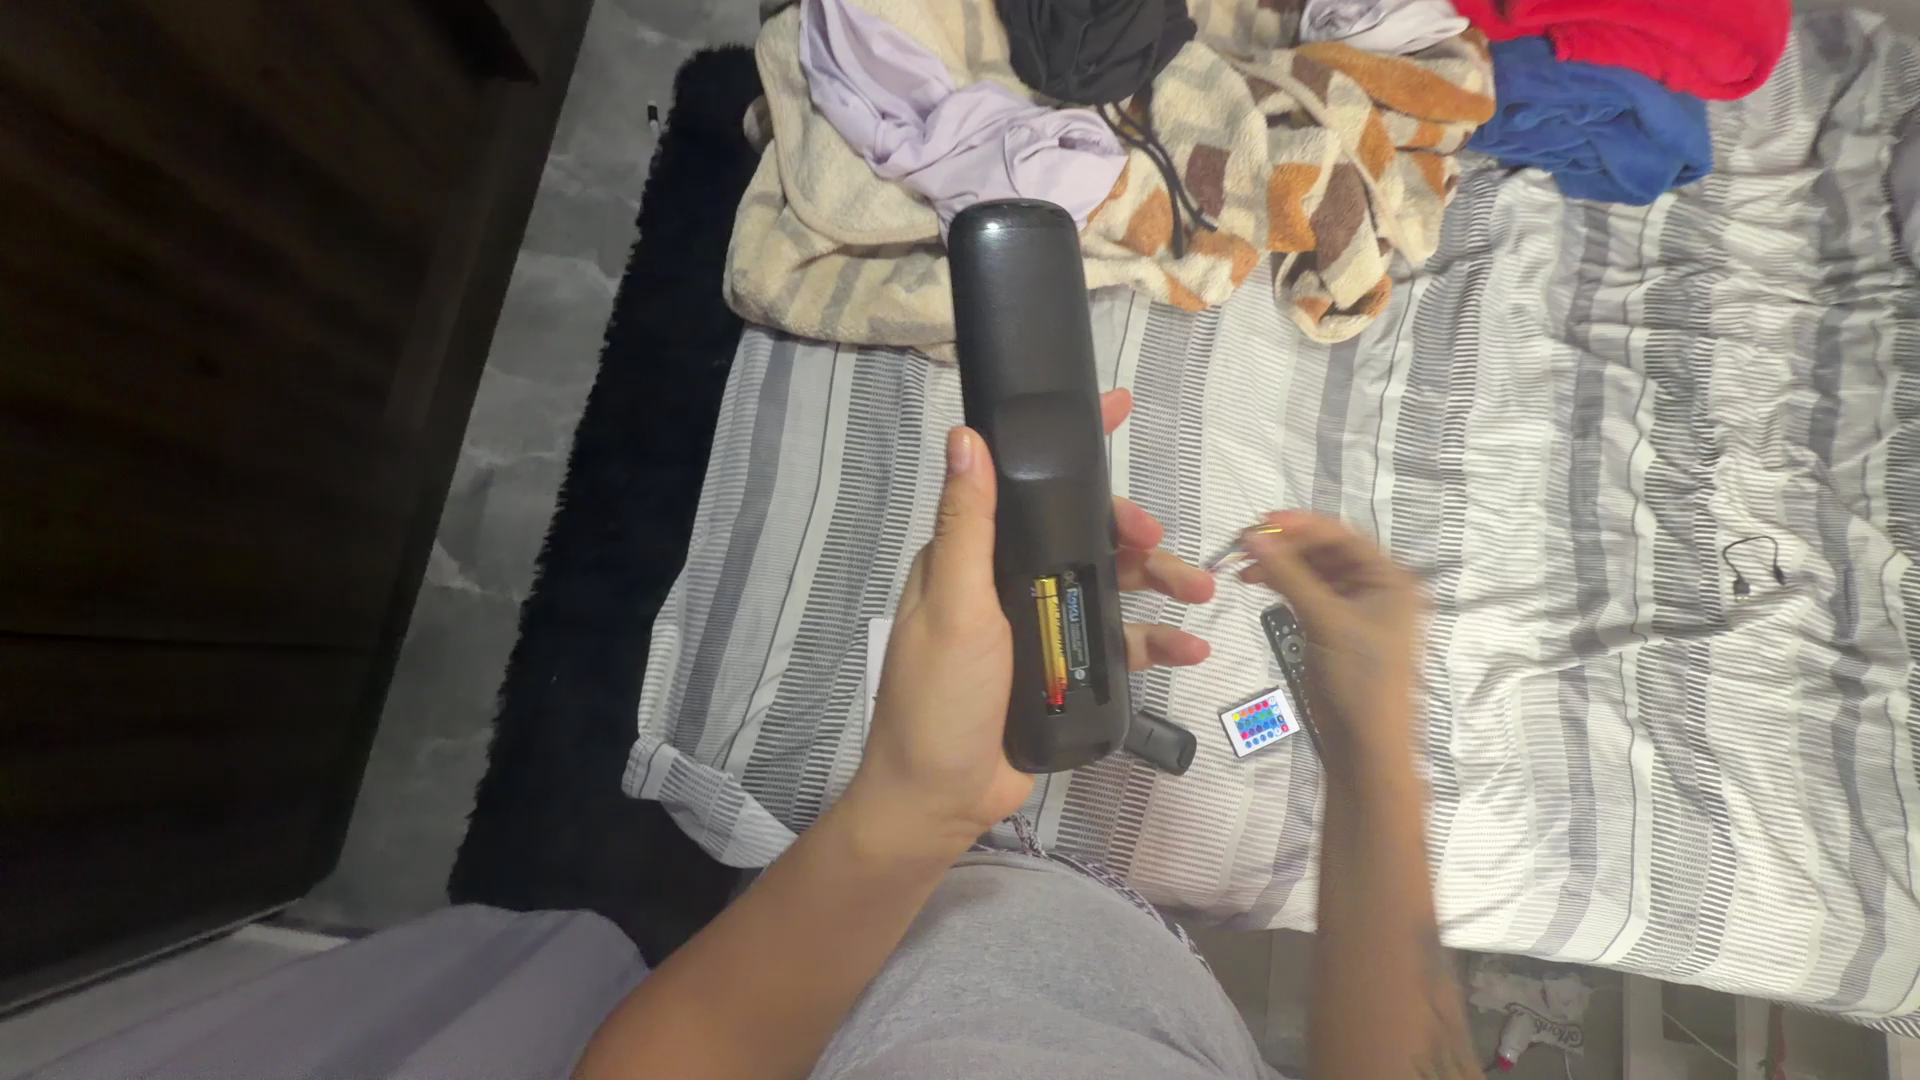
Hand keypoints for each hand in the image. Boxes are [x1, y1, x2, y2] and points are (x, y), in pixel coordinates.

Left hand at [848, 402, 1214, 860]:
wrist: (942, 795)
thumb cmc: (940, 695)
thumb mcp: (954, 604)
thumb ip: (967, 526)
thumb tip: (966, 437)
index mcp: (974, 556)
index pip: (1023, 484)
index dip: (1068, 446)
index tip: (1115, 407)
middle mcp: (1009, 581)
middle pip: (1080, 534)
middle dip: (1126, 529)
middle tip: (1156, 540)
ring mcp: (1039, 624)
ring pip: (1108, 584)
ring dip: (1157, 580)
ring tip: (1198, 591)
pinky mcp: (1063, 666)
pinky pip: (1116, 642)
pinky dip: (1153, 640)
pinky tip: (1188, 647)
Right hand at [1239, 511, 1425, 774]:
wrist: (1363, 739)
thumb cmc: (1360, 677)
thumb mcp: (1326, 620)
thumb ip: (1288, 575)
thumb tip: (1253, 538)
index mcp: (1390, 579)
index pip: (1341, 537)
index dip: (1301, 526)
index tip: (1260, 523)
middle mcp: (1374, 586)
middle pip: (1323, 551)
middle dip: (1284, 546)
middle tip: (1243, 545)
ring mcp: (1351, 606)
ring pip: (1309, 571)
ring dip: (1278, 565)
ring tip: (1243, 567)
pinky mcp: (1329, 625)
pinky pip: (1303, 591)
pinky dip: (1279, 584)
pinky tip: (1255, 582)